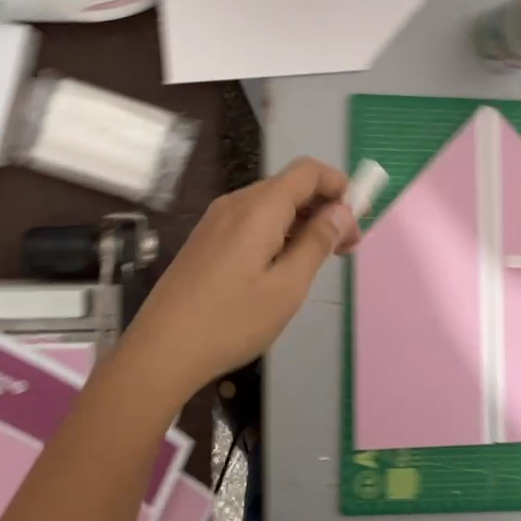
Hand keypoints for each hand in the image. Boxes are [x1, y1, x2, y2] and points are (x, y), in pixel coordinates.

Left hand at [119, 158, 358, 399]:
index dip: (339, 185)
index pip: (307, 171)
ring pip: (270, 205)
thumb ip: (316, 243)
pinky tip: (283, 266)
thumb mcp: (286, 287)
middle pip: (289, 186)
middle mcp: (235, 203)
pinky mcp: (206, 240)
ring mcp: (216, 220)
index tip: (359, 218)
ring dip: (302, 222)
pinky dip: (277, 232)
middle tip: (347, 248)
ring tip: (320, 261)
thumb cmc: (231, 321)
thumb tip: (342, 211)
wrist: (161, 349)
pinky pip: (250, 221)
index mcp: (258, 208)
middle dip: (324, 207)